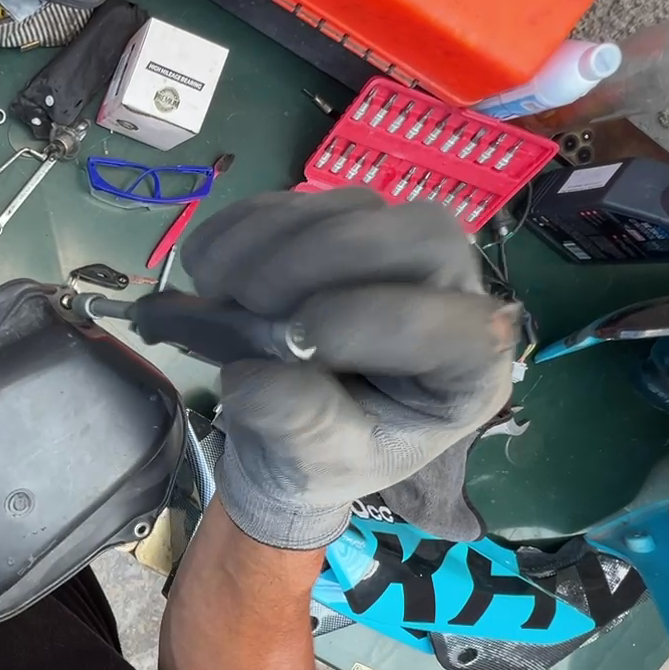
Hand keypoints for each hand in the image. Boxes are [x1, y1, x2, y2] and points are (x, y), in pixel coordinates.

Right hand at [182, 188, 513, 548]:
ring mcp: (388, 255)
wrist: (280, 440)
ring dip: (267, 239)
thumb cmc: (316, 461)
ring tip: (212, 286)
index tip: (293, 345)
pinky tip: (206, 269)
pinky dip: (239, 227)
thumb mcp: (315, 467)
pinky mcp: (331, 233)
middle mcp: (443, 297)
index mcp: (462, 372)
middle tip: (251, 297)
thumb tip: (254, 373)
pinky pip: (293, 202)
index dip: (376, 321)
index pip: (456, 326)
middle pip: (418, 234)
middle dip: (324, 255)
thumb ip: (299, 427)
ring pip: (350, 207)